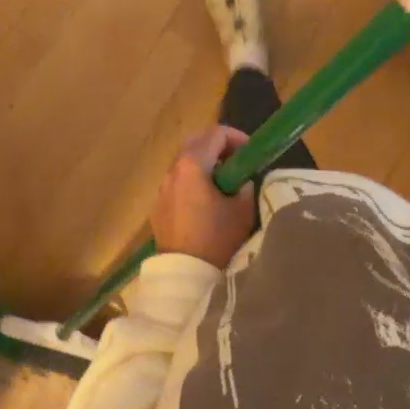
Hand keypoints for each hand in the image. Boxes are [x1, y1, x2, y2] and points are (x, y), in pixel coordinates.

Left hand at [151, 127, 256, 268]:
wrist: (185, 274)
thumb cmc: (217, 238)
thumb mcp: (242, 209)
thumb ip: (245, 184)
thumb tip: (241, 179)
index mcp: (193, 164)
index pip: (216, 134)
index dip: (237, 137)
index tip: (251, 152)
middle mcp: (173, 170)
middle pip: (196, 141)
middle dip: (219, 146)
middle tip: (238, 161)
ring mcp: (162, 187)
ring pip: (184, 161)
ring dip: (205, 163)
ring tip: (224, 181)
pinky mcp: (158, 204)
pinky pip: (177, 181)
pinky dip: (192, 179)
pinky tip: (205, 200)